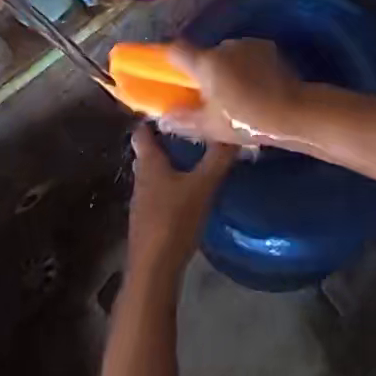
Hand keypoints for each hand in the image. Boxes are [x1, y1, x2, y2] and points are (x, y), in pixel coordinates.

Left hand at [126, 122, 235, 276]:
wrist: (154, 270)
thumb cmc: (174, 220)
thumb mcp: (202, 185)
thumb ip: (218, 157)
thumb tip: (234, 126)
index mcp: (149, 163)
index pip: (143, 131)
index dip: (155, 117)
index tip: (177, 106)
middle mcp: (142, 177)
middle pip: (150, 152)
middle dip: (169, 140)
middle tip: (195, 130)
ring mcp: (143, 200)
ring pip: (156, 173)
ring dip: (173, 164)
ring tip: (198, 157)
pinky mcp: (150, 219)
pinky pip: (161, 192)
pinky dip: (174, 185)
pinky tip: (193, 189)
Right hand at [160, 39, 307, 146]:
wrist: (292, 112)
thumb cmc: (246, 121)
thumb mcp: (210, 127)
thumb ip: (182, 120)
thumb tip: (163, 118)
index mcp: (206, 63)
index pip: (176, 50)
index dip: (172, 61)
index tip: (175, 76)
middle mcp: (224, 47)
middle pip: (205, 55)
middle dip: (205, 71)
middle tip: (212, 96)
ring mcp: (248, 44)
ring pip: (227, 54)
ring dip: (228, 67)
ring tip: (238, 92)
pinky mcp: (267, 47)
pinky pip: (247, 54)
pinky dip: (247, 65)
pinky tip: (256, 85)